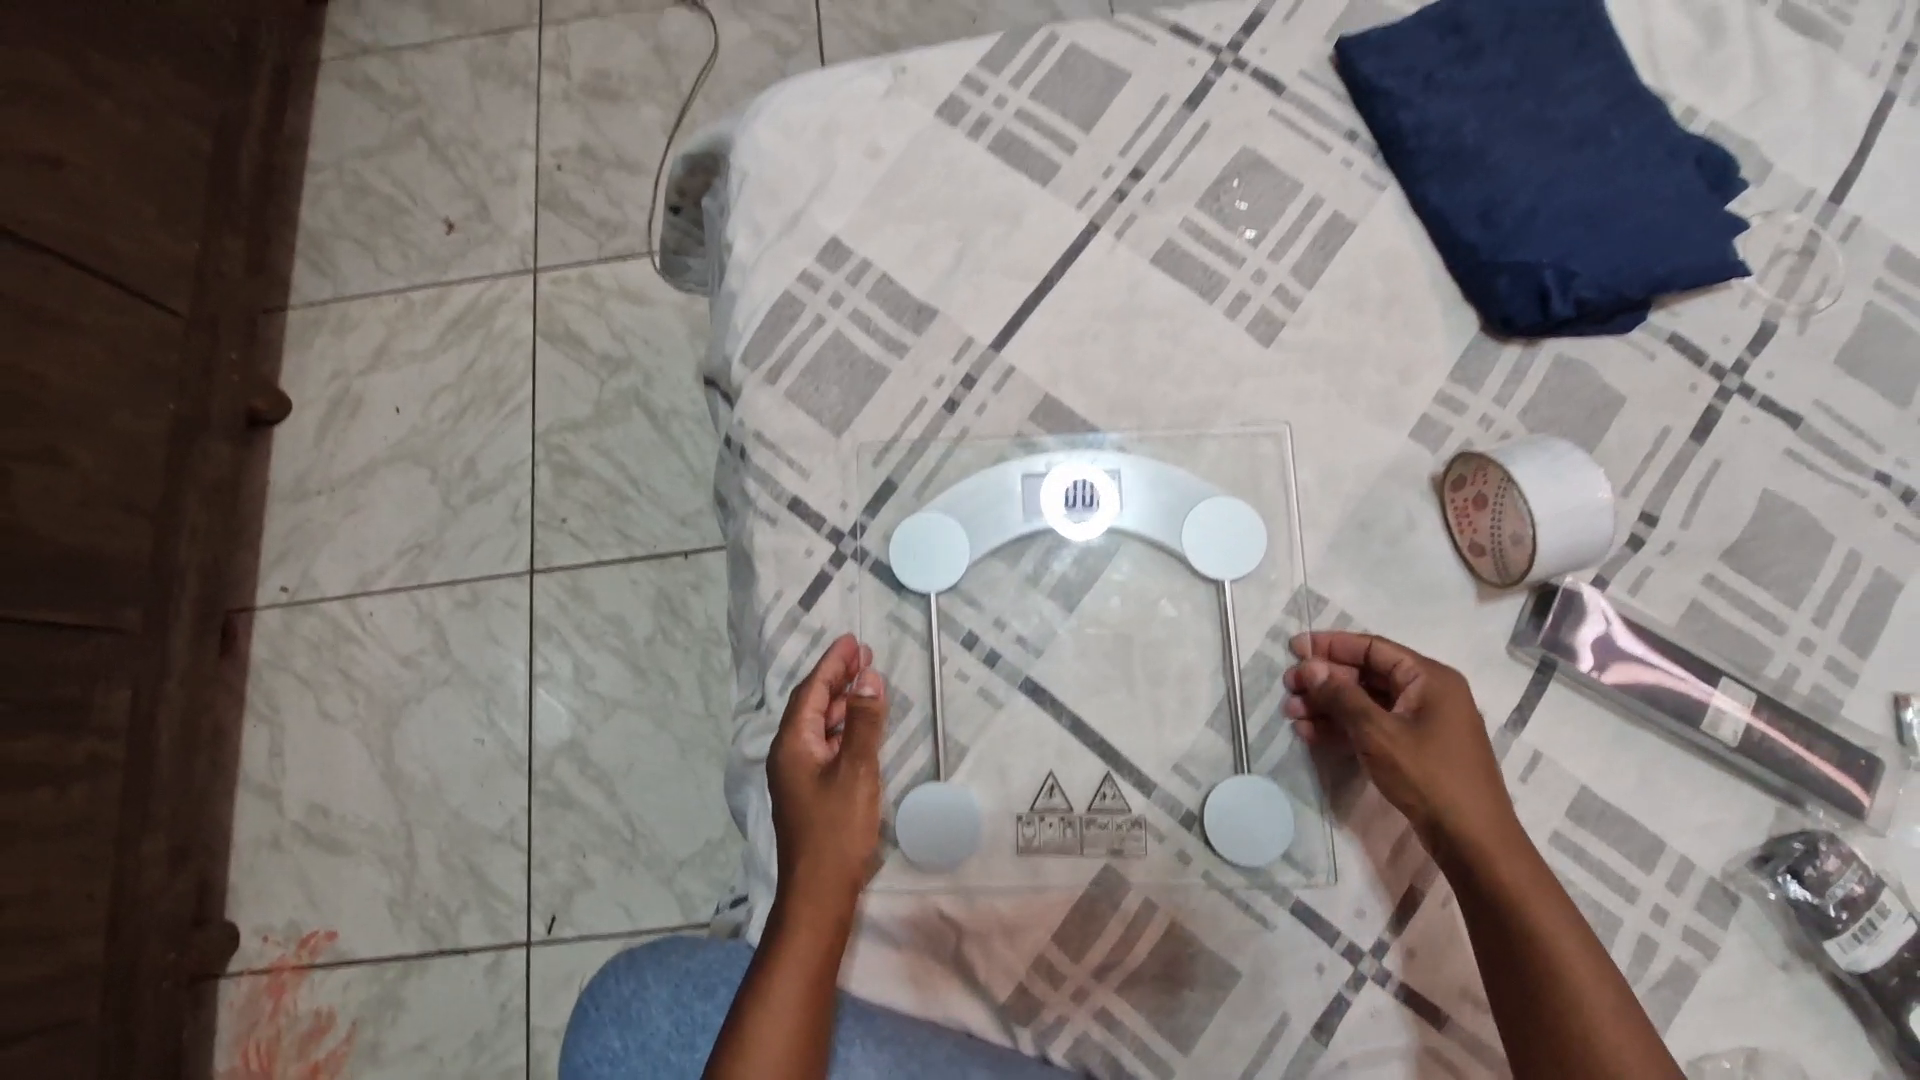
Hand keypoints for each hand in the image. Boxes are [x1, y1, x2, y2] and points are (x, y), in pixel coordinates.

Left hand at [767, 634, 887, 919]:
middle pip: (812, 704)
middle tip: (864, 654)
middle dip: (837, 677)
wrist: (819, 891)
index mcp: (793, 743)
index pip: (812, 690)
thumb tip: (870, 678)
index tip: (852, 640)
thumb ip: (865, 723)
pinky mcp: (810, 789)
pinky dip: (843, 727)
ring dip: (842, 701)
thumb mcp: (857, 771)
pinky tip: (861, 726)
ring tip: (867, 682)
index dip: (832, 663)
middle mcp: (789, 753)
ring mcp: (798, 773)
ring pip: (819, 724)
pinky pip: (825, 744)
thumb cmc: (837, 830)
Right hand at [1283, 631, 1518, 862]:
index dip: (1331, 645)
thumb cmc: (1428, 775)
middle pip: (1366, 674)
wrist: (1472, 839)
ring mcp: (1421, 722)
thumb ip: (1341, 696)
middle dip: (1325, 680)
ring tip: (1291, 713)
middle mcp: (1427, 693)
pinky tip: (1310, 733)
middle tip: (1288, 685)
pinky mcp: (1413, 748)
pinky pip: (1372, 726)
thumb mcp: (1378, 732)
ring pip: (1365, 702)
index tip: (1294, 648)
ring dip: (1327, 706)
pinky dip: (1342, 728)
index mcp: (1429, 678)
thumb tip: (1310, 666)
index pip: (1372, 648)